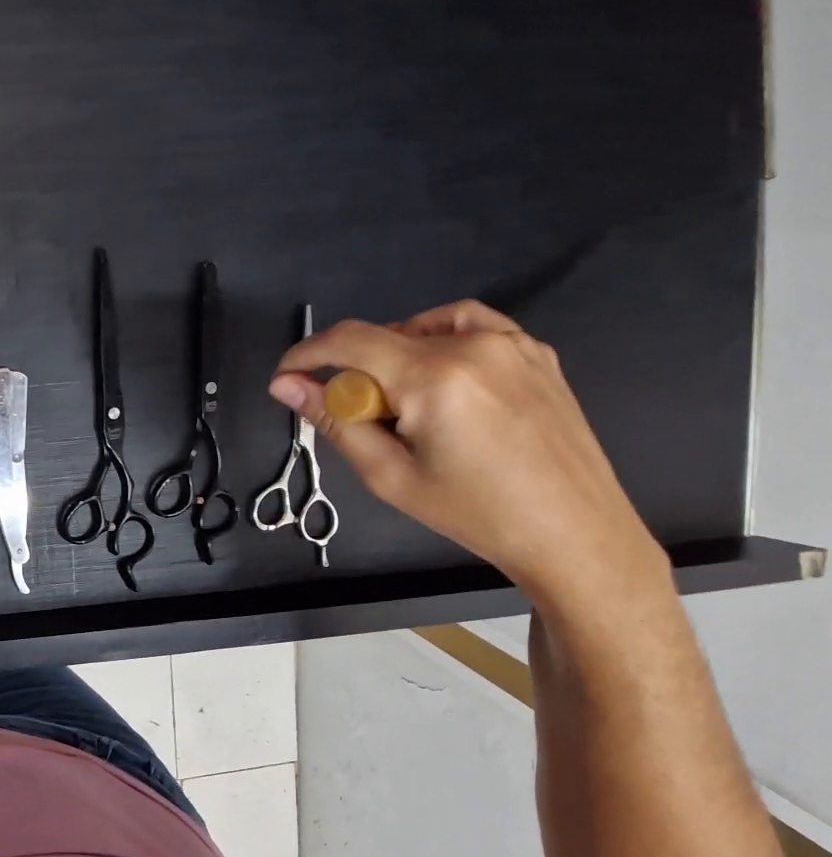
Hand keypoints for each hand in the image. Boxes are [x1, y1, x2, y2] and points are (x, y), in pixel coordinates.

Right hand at [267, 300, 664, 600]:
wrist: (572, 530)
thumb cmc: (475, 512)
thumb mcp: (388, 475)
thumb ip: (334, 421)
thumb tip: (286, 387)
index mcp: (435, 377)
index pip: (349, 341)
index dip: (306, 354)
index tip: (285, 378)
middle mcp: (474, 347)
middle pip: (384, 336)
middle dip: (354, 370)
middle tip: (358, 420)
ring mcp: (512, 345)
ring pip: (425, 326)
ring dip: (393, 353)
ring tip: (395, 399)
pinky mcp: (535, 354)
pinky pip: (472, 326)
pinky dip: (438, 340)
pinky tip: (435, 378)